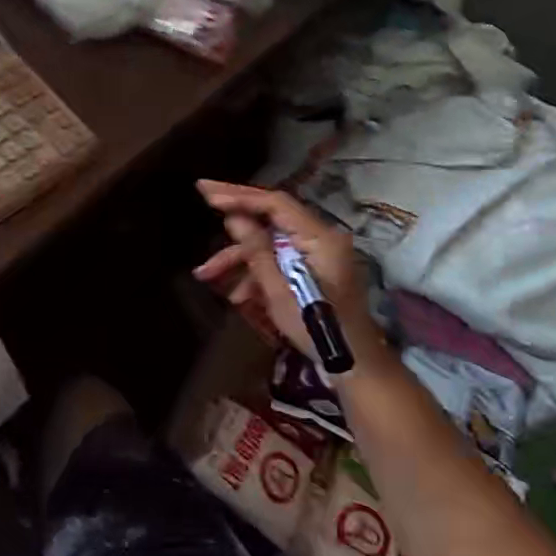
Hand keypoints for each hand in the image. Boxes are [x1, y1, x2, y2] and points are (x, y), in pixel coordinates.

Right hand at [191, 180, 380, 361]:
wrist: (353, 363)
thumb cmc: (317, 328)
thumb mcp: (279, 292)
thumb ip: (257, 251)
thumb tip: (235, 218)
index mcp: (320, 238)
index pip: (276, 204)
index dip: (239, 196)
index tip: (207, 193)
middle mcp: (321, 238)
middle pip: (271, 218)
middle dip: (234, 220)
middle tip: (202, 198)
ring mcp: (317, 254)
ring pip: (269, 243)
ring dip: (238, 258)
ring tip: (205, 275)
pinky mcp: (313, 269)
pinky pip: (278, 260)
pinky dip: (255, 272)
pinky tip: (236, 294)